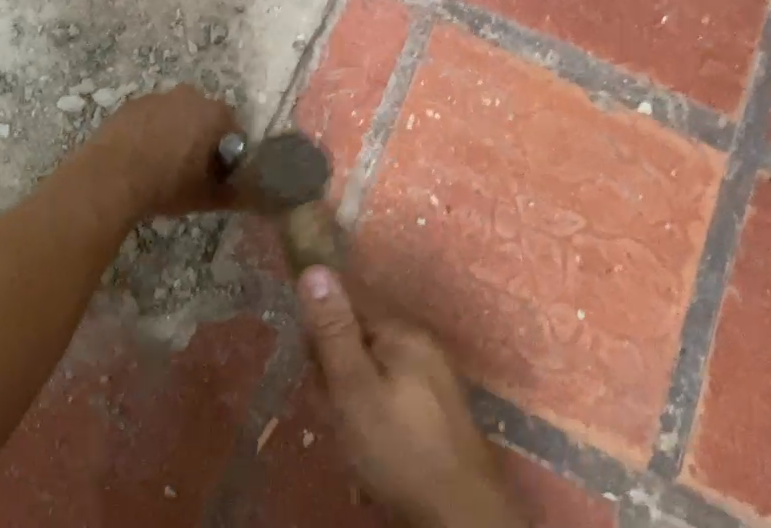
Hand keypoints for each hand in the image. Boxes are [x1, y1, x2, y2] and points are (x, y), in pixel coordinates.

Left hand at [64, 85, 237, 218]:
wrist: (109, 178)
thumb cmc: (165, 186)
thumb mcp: (206, 197)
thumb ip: (236, 195)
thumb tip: (253, 198)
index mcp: (211, 113)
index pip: (233, 127)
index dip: (229, 151)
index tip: (219, 172)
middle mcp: (185, 97)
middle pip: (203, 116)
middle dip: (202, 137)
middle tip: (192, 168)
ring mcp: (154, 97)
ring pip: (174, 114)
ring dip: (174, 132)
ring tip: (162, 164)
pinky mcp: (129, 105)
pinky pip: (149, 117)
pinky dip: (149, 131)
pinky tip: (140, 156)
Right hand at [297, 267, 526, 527]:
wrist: (458, 520)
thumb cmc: (397, 447)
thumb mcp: (353, 386)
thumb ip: (332, 329)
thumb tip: (314, 267)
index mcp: (402, 332)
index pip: (344, 301)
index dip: (319, 330)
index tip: (312, 364)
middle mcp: (420, 346)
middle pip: (355, 335)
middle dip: (332, 367)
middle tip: (331, 404)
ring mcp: (430, 379)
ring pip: (367, 368)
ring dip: (346, 394)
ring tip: (348, 428)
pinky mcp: (432, 411)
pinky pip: (385, 393)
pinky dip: (368, 412)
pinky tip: (367, 440)